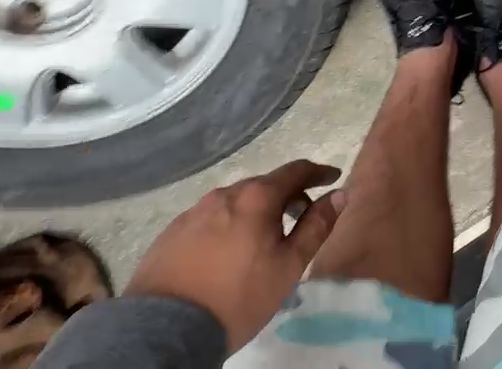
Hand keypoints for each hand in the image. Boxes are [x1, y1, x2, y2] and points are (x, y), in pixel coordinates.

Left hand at [125, 159, 346, 352]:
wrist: (162, 332)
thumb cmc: (237, 297)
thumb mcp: (289, 266)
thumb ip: (317, 226)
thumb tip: (340, 194)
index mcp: (258, 197)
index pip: (296, 170)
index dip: (319, 172)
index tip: (333, 177)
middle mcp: (225, 194)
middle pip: (265, 185)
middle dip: (287, 195)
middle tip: (300, 216)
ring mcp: (194, 212)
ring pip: (235, 202)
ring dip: (255, 211)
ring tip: (261, 238)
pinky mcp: (170, 233)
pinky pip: (209, 219)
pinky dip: (227, 225)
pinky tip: (225, 252)